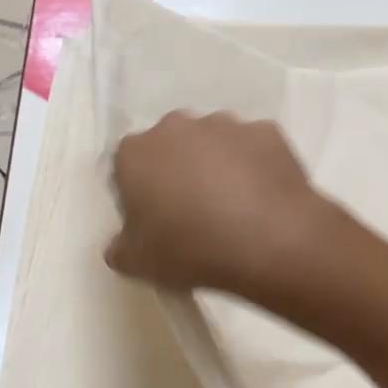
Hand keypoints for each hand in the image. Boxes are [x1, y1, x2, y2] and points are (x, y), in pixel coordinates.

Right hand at [107, 112, 362, 300]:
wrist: (269, 242)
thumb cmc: (188, 248)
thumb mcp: (136, 263)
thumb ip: (119, 248)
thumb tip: (120, 244)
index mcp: (136, 152)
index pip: (125, 163)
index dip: (135, 190)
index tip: (148, 217)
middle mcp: (177, 126)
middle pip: (168, 145)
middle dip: (174, 170)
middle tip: (187, 211)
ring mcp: (226, 125)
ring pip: (211, 143)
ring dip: (213, 166)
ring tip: (228, 207)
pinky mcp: (267, 132)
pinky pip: (251, 149)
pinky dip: (251, 167)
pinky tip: (258, 200)